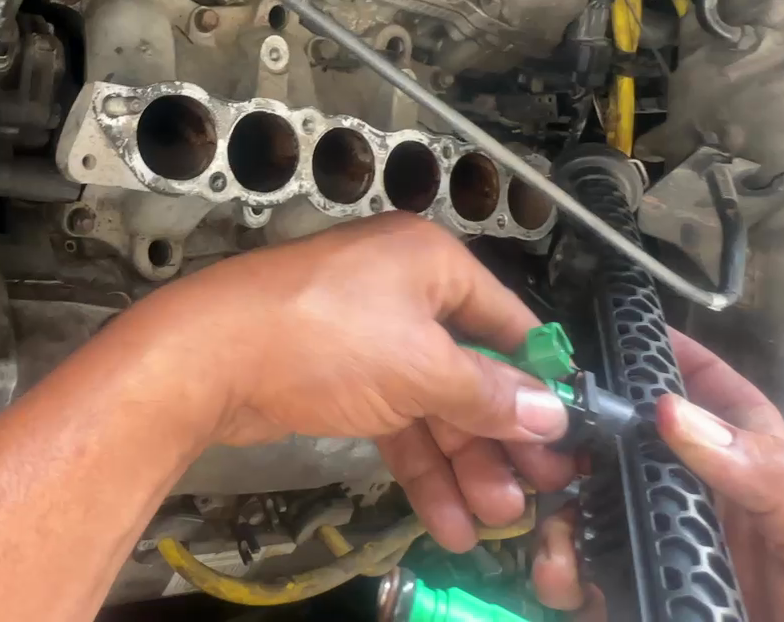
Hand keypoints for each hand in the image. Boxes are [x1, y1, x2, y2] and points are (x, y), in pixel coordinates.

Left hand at [129, 213, 576, 550]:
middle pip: (467, 367)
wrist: (212, 354)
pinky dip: (416, 459)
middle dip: (498, 436)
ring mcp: (362, 330)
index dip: (541, 379)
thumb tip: (551, 412)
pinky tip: (445, 516)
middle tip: (535, 498)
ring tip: (493, 522)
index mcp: (427, 261)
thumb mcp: (422, 369)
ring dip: (461, 460)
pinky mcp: (333, 370)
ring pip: (429, 398)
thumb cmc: (328, 341)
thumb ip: (490, 394)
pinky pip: (391, 413)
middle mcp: (397, 286)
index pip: (506, 319)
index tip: (571, 435)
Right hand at [530, 331, 783, 621]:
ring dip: (558, 516)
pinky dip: (559, 573)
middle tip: (539, 448)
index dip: (674, 357)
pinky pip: (586, 577)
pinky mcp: (646, 601)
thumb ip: (773, 478)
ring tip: (554, 550)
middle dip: (575, 441)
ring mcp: (673, 557)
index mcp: (759, 477)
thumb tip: (668, 409)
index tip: (617, 327)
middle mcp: (706, 508)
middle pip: (622, 449)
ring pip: (591, 510)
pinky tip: (558, 581)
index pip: (718, 397)